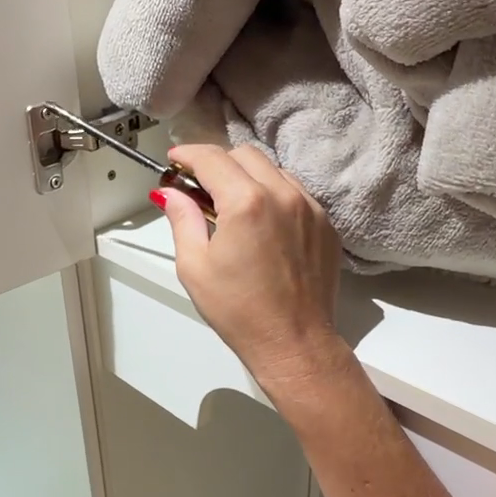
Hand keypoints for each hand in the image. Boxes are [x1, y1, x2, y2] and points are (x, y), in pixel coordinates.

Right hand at [155, 145, 349, 387]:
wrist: (294, 342)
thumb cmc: (239, 311)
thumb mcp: (194, 266)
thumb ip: (182, 220)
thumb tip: (170, 193)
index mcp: (246, 203)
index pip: (212, 158)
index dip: (188, 154)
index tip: (175, 160)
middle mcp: (282, 195)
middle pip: (244, 154)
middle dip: (217, 162)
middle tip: (198, 185)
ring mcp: (309, 207)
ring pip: (273, 170)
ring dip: (246, 176)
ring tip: (229, 204)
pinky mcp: (325, 224)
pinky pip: (295, 192)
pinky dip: (272, 194)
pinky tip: (259, 222)